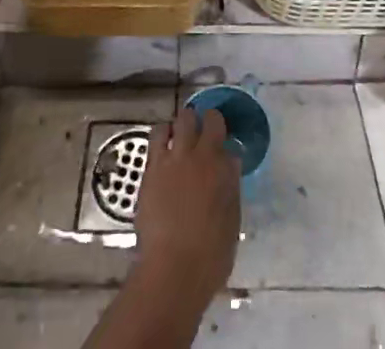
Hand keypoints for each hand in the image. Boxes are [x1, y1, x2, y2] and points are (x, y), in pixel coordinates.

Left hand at [134, 105, 240, 302]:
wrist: (174, 266)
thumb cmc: (210, 253)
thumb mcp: (232, 219)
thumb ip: (230, 187)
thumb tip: (228, 168)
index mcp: (225, 169)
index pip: (230, 140)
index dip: (226, 140)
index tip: (223, 146)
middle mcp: (202, 156)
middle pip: (207, 119)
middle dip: (206, 121)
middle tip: (203, 132)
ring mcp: (175, 158)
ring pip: (180, 120)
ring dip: (182, 124)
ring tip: (180, 135)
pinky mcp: (152, 167)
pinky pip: (156, 136)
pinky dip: (162, 134)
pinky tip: (163, 145)